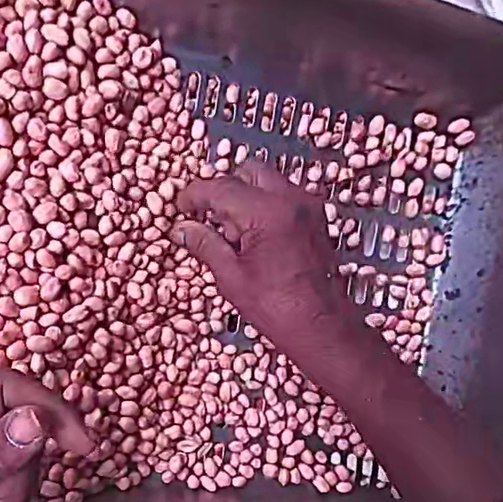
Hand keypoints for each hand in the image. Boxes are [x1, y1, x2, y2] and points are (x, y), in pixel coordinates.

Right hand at [173, 160, 364, 358]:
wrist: (321, 329)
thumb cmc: (279, 309)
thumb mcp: (231, 278)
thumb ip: (205, 245)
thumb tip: (183, 229)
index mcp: (267, 213)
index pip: (220, 187)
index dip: (194, 195)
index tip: (181, 207)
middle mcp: (292, 201)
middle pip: (247, 173)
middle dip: (222, 190)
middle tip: (203, 216)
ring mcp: (308, 209)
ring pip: (267, 182)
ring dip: (243, 197)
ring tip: (228, 233)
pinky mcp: (316, 220)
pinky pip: (283, 198)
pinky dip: (262, 206)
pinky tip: (251, 238)